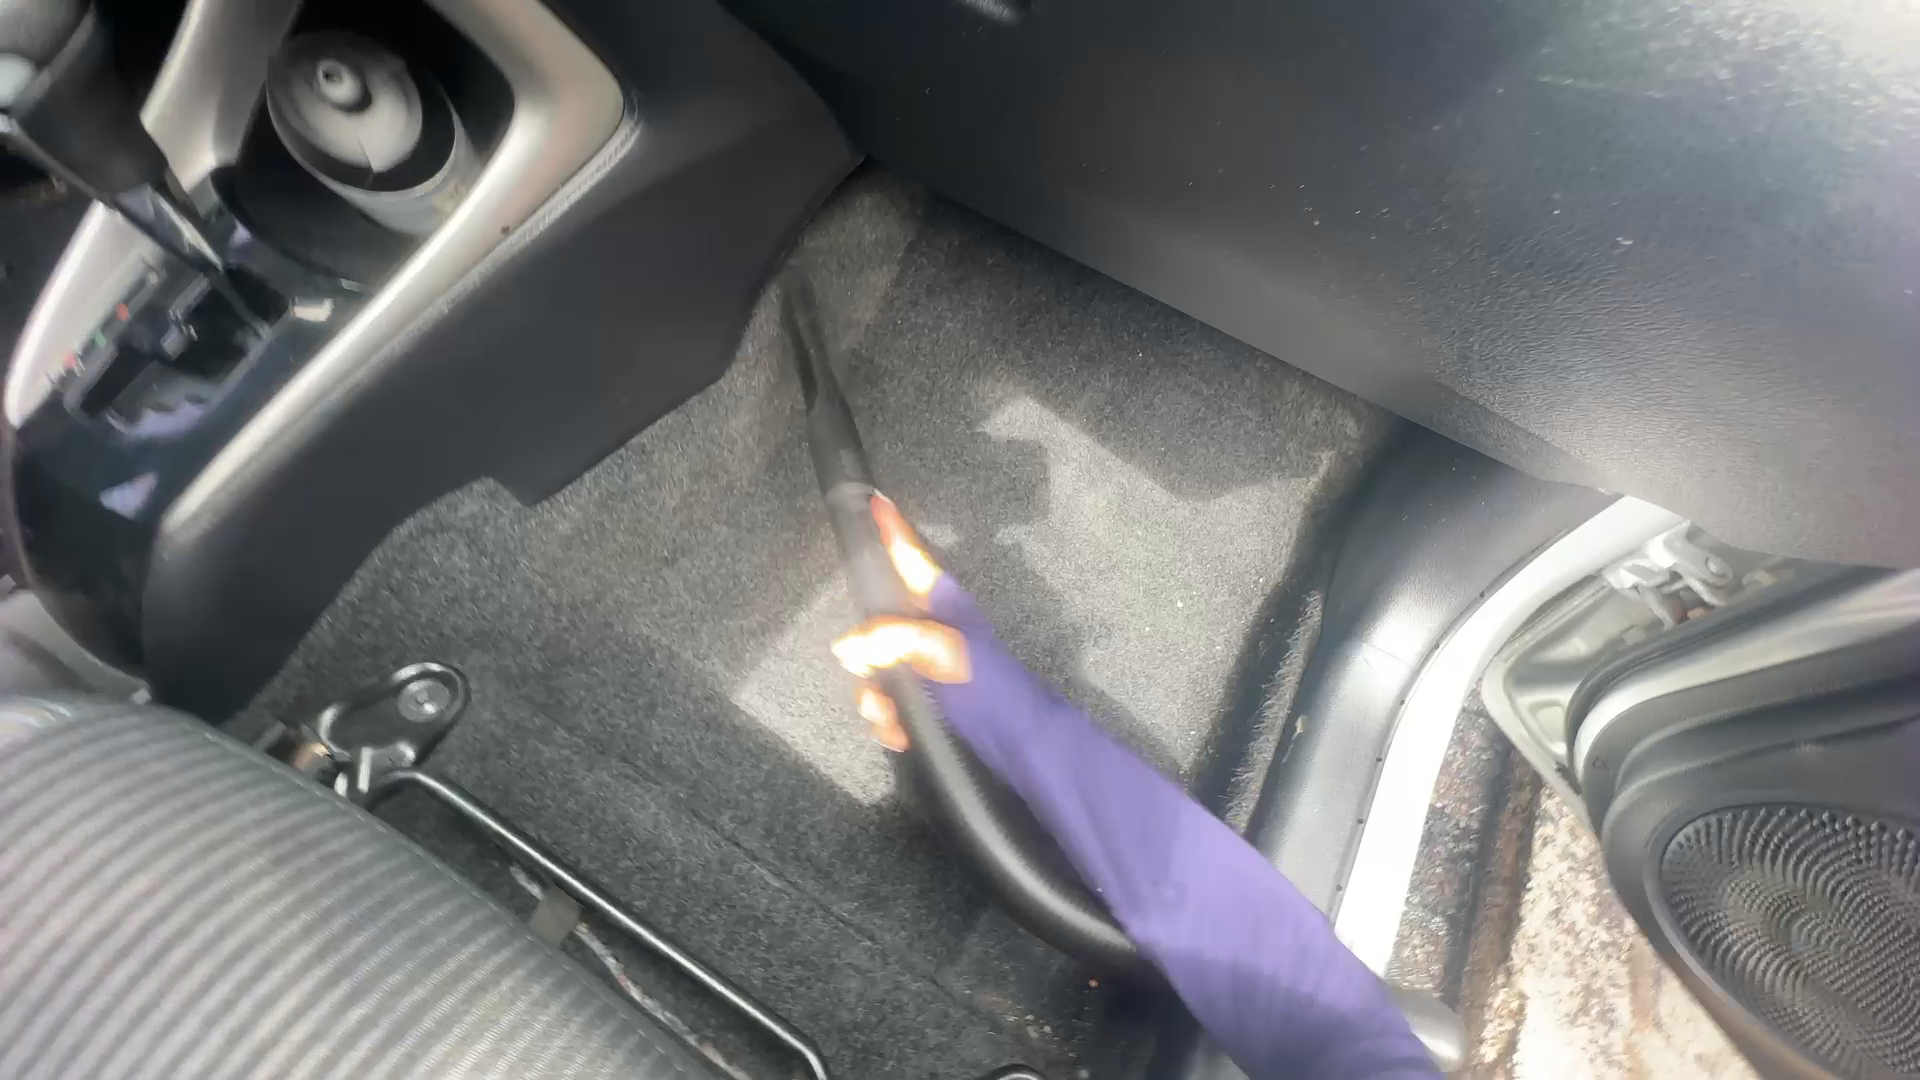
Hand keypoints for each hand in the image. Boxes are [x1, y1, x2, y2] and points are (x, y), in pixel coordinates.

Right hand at [830, 496, 970, 750]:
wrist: (1014, 738)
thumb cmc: (986, 683)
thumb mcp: (942, 650)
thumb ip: (893, 639)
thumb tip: (849, 647)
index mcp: (939, 603)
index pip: (909, 556)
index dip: (893, 530)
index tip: (877, 500)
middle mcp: (927, 627)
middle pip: (875, 625)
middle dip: (867, 659)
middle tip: (874, 683)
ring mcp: (922, 663)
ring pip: (874, 669)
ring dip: (875, 698)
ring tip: (889, 715)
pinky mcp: (921, 696)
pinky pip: (885, 701)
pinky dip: (887, 719)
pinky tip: (898, 730)